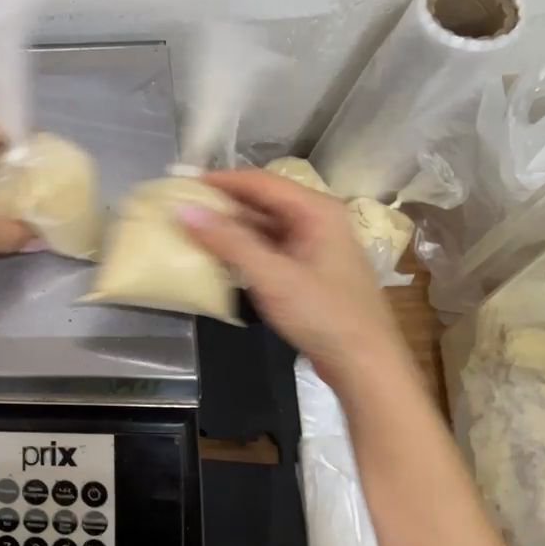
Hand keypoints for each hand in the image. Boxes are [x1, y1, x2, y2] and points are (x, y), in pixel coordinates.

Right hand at [177, 167, 408, 384]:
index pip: (259, 181)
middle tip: (180, 209)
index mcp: (316, 210)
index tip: (179, 186)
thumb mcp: (272, 277)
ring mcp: (314, 245)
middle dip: (221, 204)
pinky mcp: (307, 269)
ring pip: (263, 225)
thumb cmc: (323, 316)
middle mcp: (317, 219)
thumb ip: (227, 241)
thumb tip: (184, 209)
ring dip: (229, 228)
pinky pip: (268, 247)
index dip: (218, 181)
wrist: (365, 364)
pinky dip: (241, 248)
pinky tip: (217, 258)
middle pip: (261, 201)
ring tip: (190, 232)